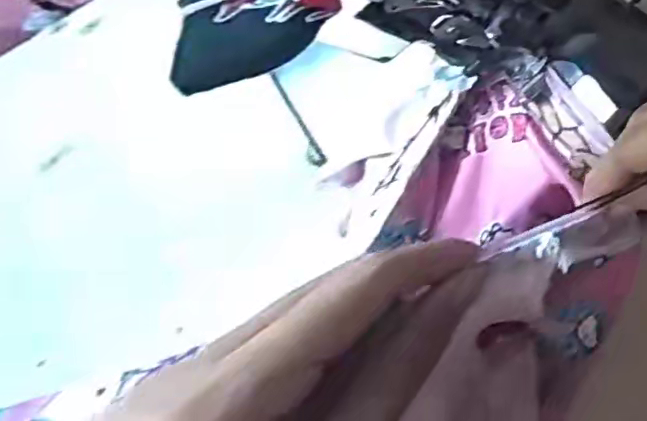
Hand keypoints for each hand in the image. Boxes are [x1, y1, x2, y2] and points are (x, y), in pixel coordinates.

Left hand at [110, 240, 480, 420]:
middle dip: (398, 275)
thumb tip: (467, 280)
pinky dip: (322, 327)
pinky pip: (267, 332)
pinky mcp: (163, 392)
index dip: (425, 259)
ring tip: (412, 314)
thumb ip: (402, 363)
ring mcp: (168, 376)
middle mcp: (190, 364)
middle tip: (459, 282)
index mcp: (229, 387)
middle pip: (323, 284)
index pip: (353, 284)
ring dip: (362, 299)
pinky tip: (346, 352)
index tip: (482, 255)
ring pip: (297, 302)